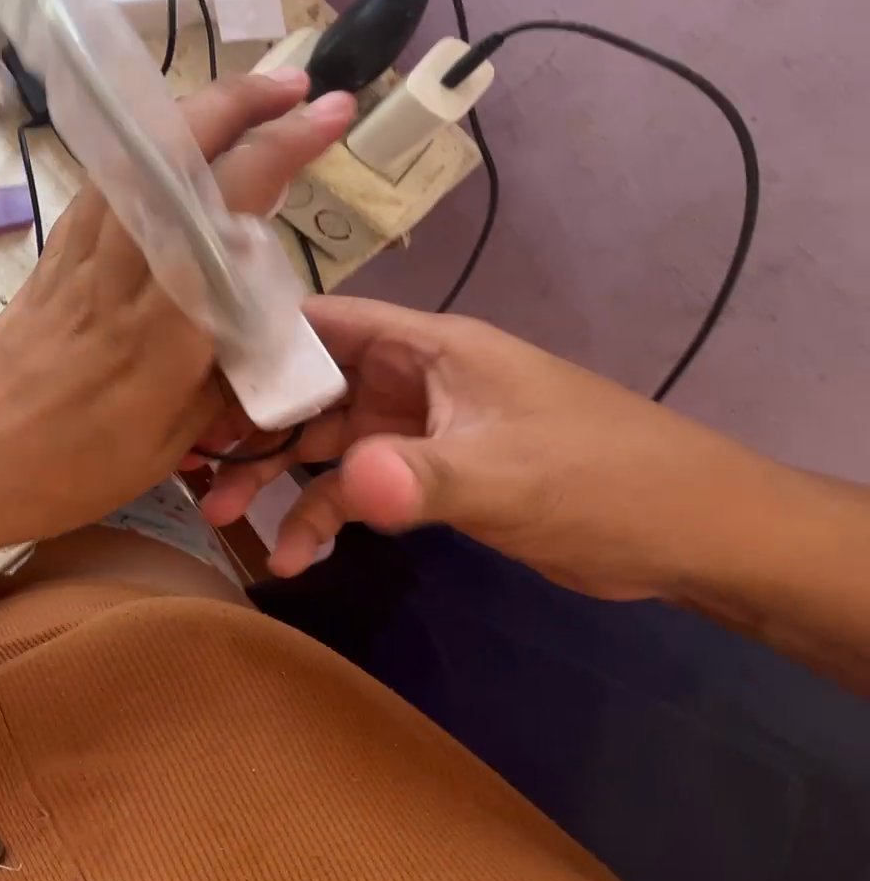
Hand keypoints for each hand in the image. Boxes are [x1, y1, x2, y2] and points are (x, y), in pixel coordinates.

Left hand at [0, 71, 354, 555]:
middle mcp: (113, 281)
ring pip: (125, 171)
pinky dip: (132, 166)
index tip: (329, 113)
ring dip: (183, 123)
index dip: (279, 150)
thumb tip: (252, 330)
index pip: (223, 215)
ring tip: (234, 106)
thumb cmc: (59, 477)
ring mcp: (69, 269)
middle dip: (231, 105)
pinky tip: (157, 163)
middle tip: (289, 84)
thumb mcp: (160, 450)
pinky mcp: (41, 271)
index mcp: (159, 332)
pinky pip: (91, 202)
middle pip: (165, 166)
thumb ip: (214, 384)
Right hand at [194, 296, 766, 600]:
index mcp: (424, 347)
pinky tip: (292, 557)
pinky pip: (345, 491)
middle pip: (303, 388)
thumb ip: (422, 477)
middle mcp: (402, 379)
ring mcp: (404, 429)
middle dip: (246, 422)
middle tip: (188, 454)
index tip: (189, 371)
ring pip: (314, 444)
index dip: (255, 339)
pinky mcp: (413, 474)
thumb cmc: (607, 479)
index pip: (322, 322)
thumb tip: (350, 484)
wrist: (692, 541)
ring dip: (267, 477)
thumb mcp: (509, 476)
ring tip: (218, 512)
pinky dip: (316, 520)